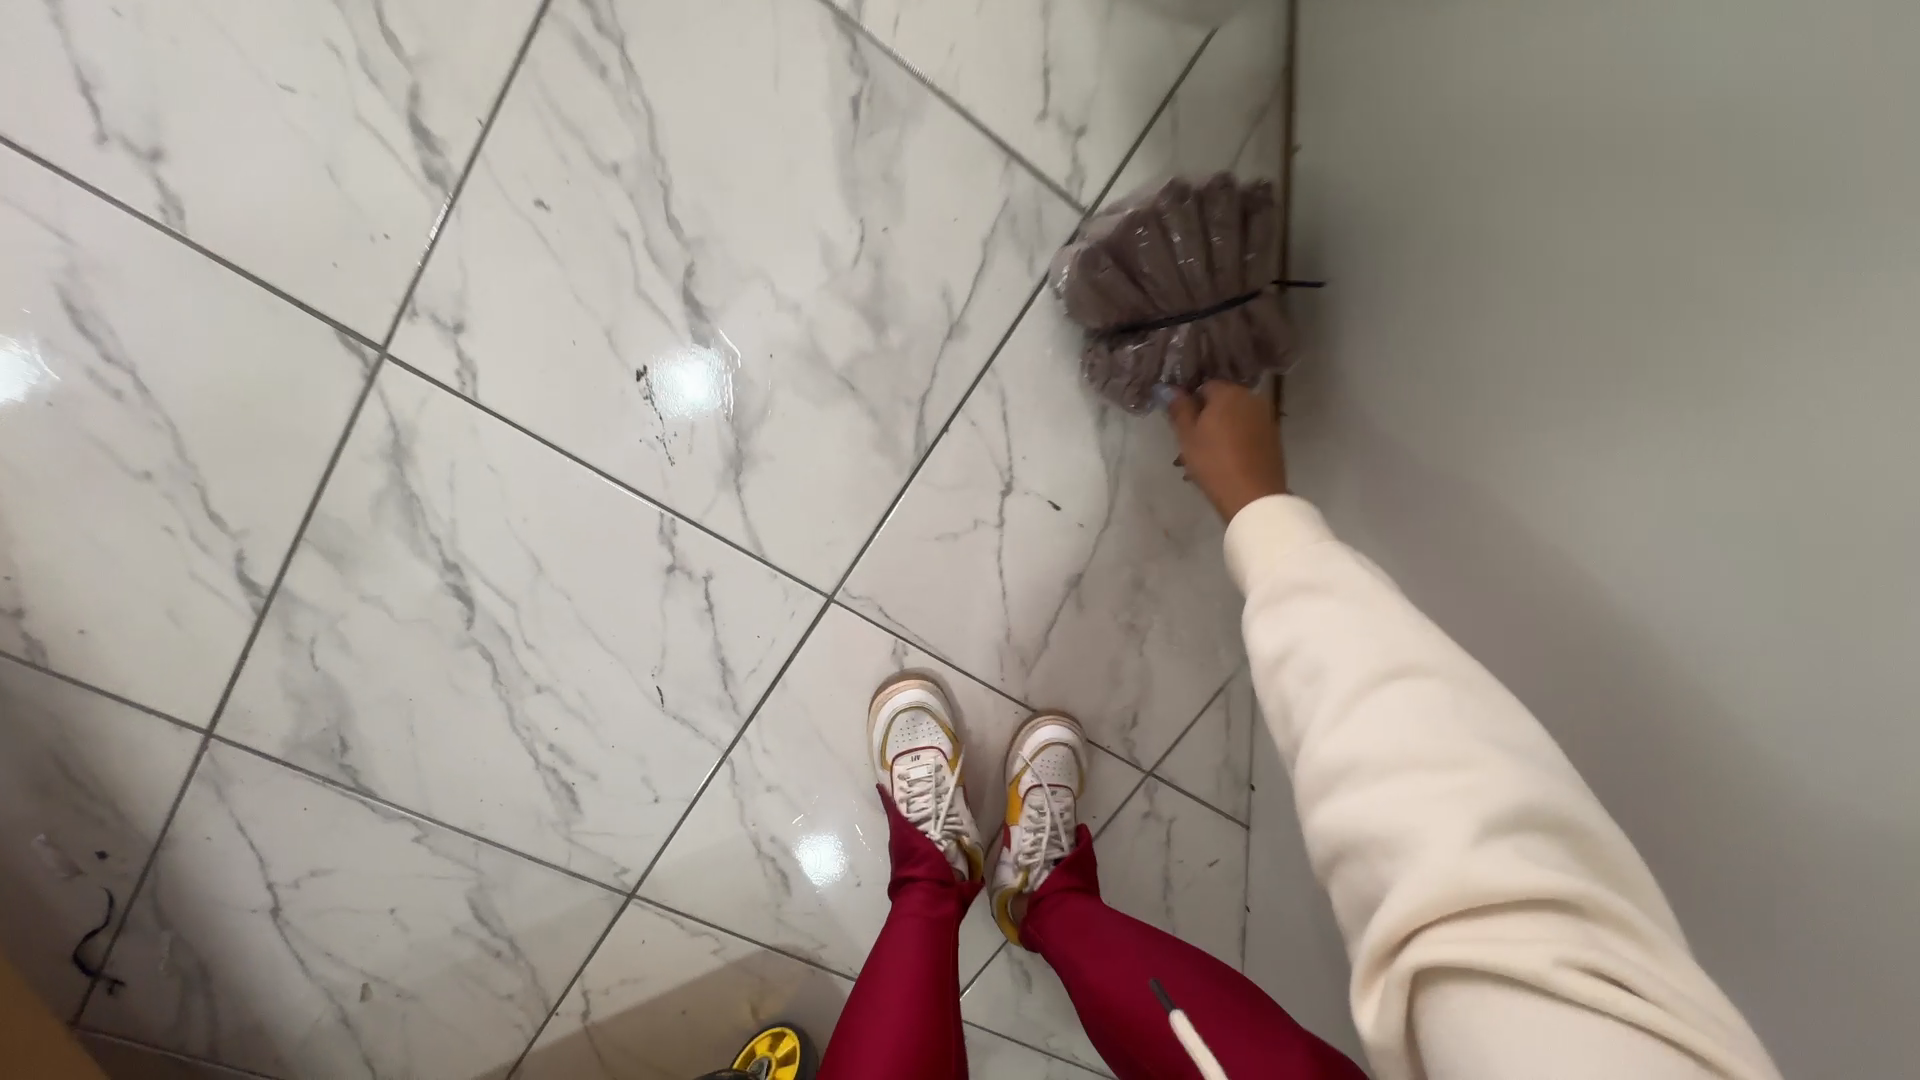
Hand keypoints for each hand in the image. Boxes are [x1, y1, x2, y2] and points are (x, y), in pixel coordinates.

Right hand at [1167, 381, 1287, 522]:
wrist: (1252, 495)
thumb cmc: (1213, 462)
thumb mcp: (1187, 436)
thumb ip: (1179, 409)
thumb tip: (1169, 388)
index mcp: (1228, 392)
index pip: (1204, 386)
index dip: (1191, 404)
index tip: (1183, 426)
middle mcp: (1251, 397)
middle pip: (1223, 401)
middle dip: (1207, 416)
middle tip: (1193, 443)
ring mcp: (1266, 417)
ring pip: (1236, 417)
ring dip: (1222, 429)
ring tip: (1209, 456)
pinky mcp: (1274, 436)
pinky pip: (1248, 430)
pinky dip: (1237, 439)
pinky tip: (1227, 460)